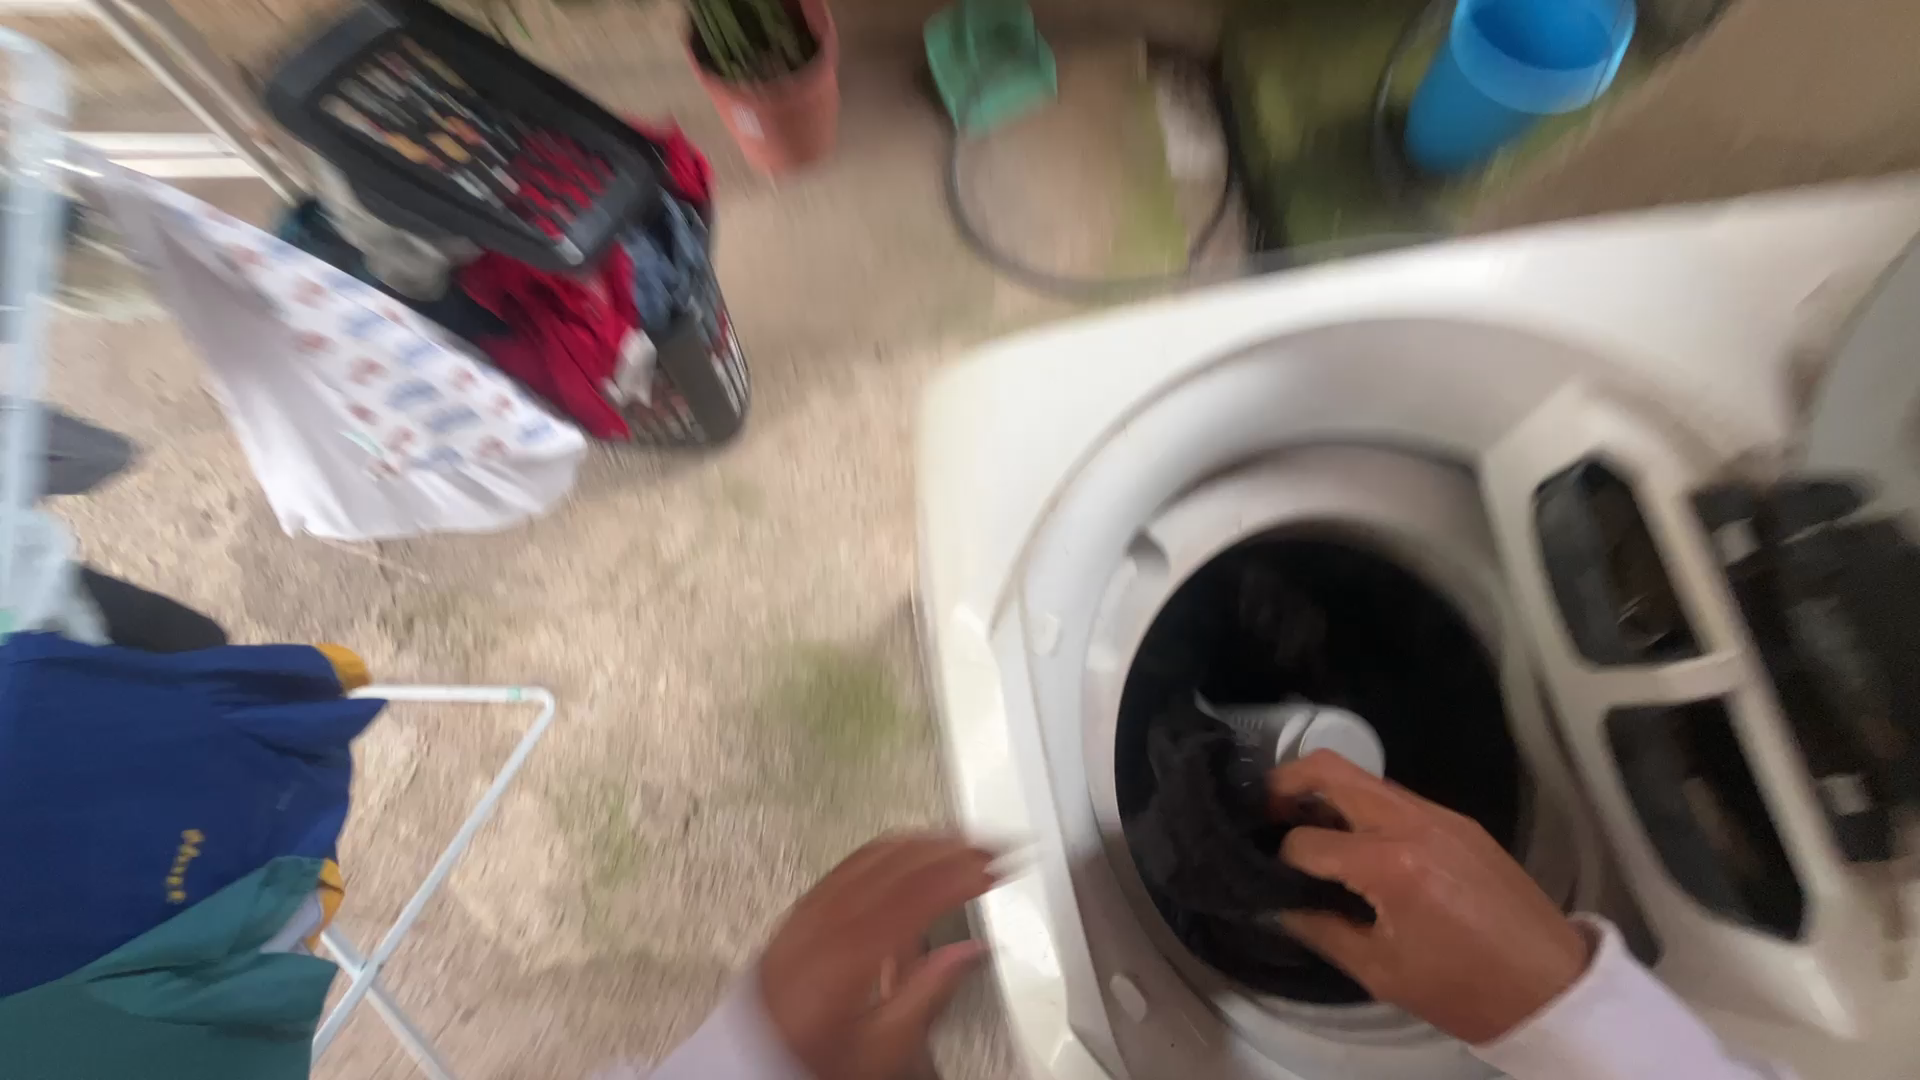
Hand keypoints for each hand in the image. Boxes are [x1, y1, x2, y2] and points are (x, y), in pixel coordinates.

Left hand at [759, 834, 997, 1079]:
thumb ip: (928, 995)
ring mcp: (817, 902)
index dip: (963, 871)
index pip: (920, 891)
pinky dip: (894, 845)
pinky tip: (913, 848)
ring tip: (963, 841)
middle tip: (991, 847)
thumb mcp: (879, 1048)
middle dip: (954, 847)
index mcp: (852, 951)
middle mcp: (831, 915)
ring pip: (880, 851)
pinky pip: (857, 857)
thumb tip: (969, 951)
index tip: (995, 864)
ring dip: (927, 840)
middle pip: (902, 861)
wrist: (750, 1054)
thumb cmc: (809, 1055)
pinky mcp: (809, 900)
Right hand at [1270, 751, 1593, 1043]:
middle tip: (1264, 810)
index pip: (1305, 842)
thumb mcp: (1380, 972)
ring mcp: (1437, 814)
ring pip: (1359, 776)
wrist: (1561, 996)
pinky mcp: (1457, 820)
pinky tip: (1357, 841)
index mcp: (1389, 865)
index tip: (1273, 876)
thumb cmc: (1467, 992)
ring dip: (1322, 792)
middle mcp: (1410, 822)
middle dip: (1283, 784)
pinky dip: (1359, 807)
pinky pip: (1392, 796)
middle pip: (1326, 769)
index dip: (1280, 860)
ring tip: (1306, 825)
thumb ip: (1316, 927)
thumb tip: (1275, 903)